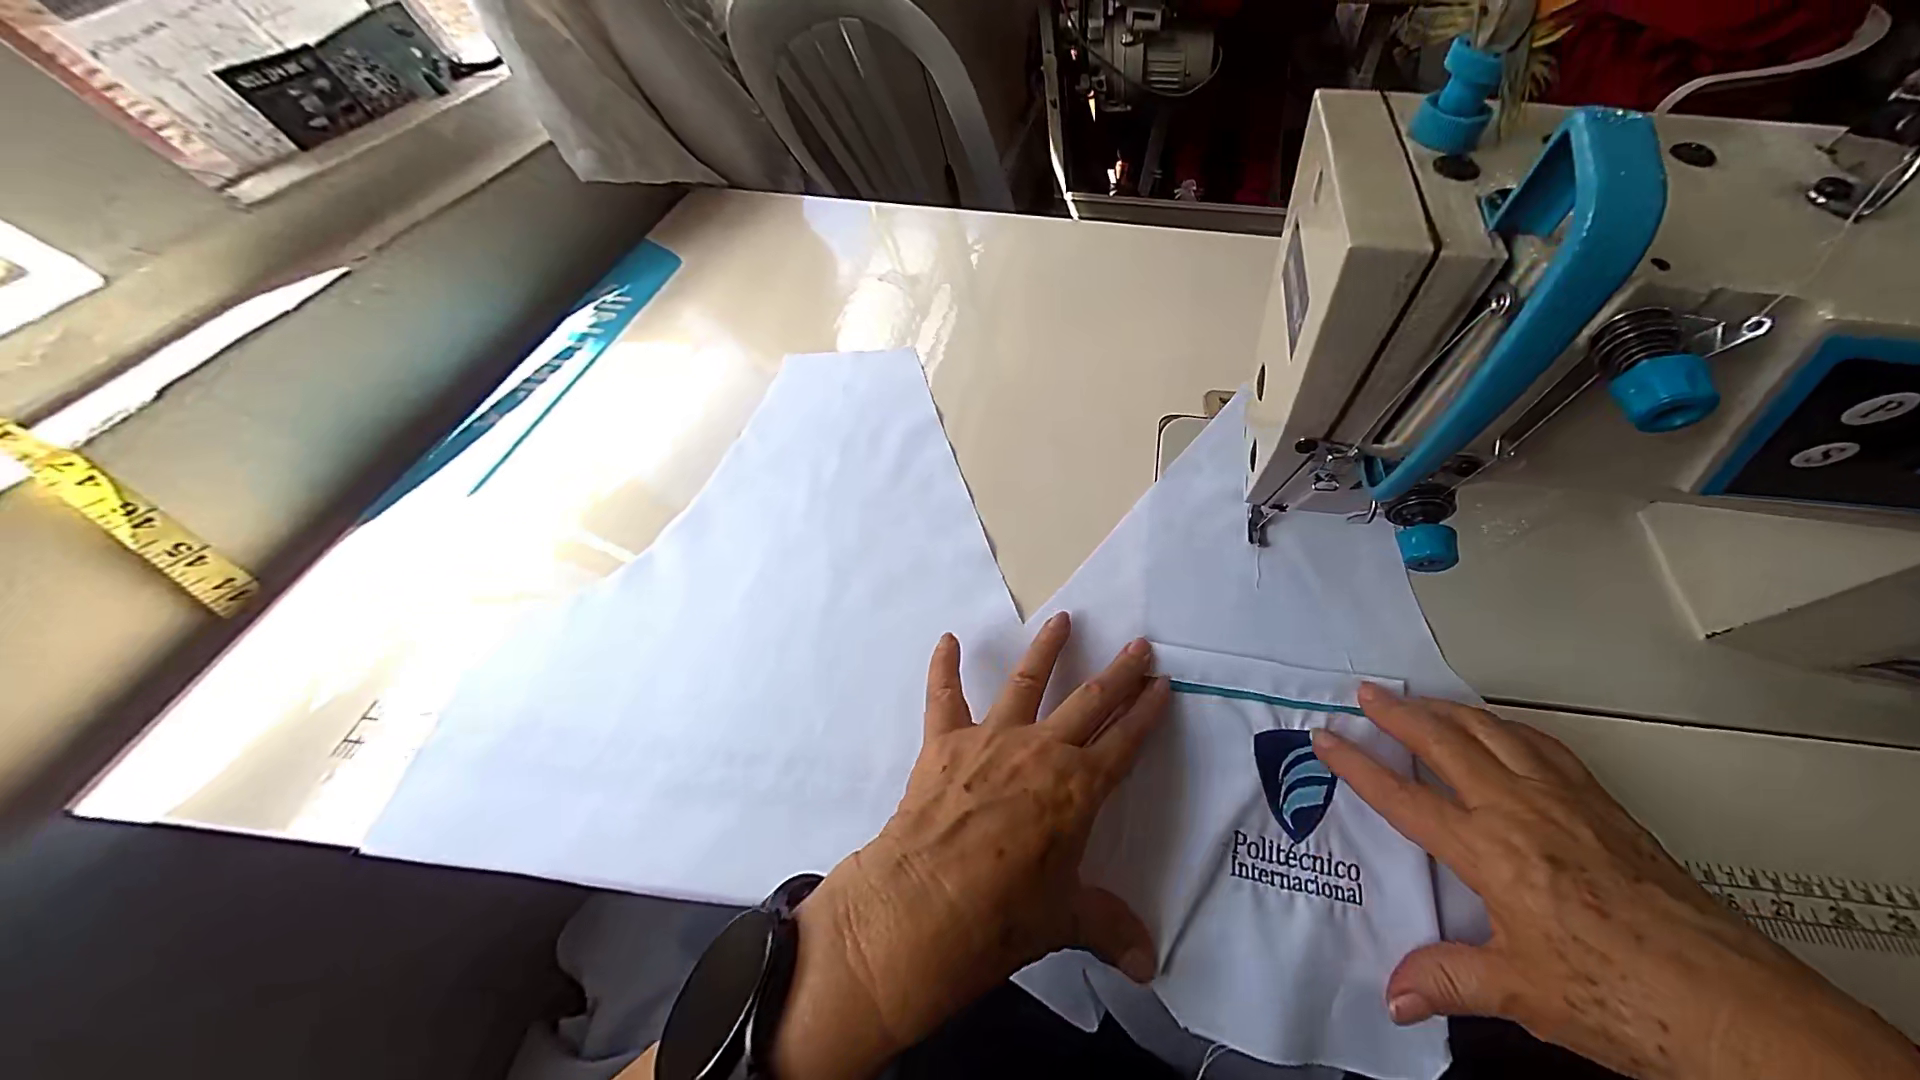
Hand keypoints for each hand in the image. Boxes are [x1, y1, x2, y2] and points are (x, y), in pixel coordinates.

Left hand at [771, 613, 1170, 1079]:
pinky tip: (948, 640)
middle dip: (1119, 674)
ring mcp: (991, 739)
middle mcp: (1041, 751)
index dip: (1147, 713)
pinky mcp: (945, 741)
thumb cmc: (1003, 915)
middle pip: (1089, 702)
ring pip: (1026, 681)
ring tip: (1062, 620)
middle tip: (1138, 646)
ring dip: (1047, 649)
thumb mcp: (1064, 920)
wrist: (925, 905)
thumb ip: (1106, 928)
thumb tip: (1146, 966)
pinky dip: (945, 666)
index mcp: (1078, 789)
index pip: (1125, 743)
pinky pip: (944, 695)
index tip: (1162, 684)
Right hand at [1311, 685, 1919, 1079]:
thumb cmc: (1631, 1000)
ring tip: (1423, 699)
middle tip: (1368, 693)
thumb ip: (1448, 981)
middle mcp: (1522, 813)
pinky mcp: (1606, 808)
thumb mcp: (1524, 994)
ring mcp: (1567, 803)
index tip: (1327, 738)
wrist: (1745, 1012)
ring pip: (1494, 733)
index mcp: (1491, 852)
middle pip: (1445, 743)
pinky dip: (1510, 728)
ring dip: (1449, 710)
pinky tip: (1502, 729)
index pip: (1403, 796)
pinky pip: (1546, 748)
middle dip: (1398, 713)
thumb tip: (1396, 996)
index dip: (1357, 764)